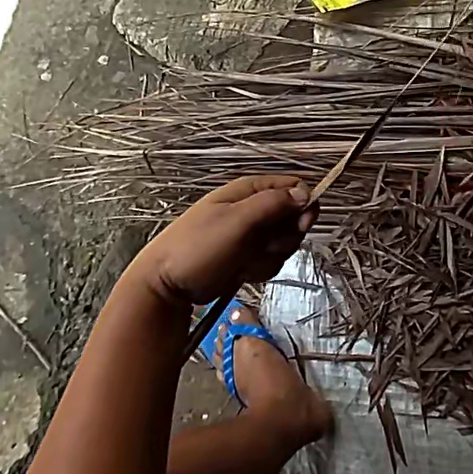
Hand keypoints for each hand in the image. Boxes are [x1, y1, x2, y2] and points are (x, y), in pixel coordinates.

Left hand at [130, 176, 315, 305]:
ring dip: (271, 256)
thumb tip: (305, 193)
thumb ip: (272, 204)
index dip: (303, 205)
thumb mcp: (237, 221)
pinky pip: (271, 260)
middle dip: (284, 236)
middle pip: (293, 218)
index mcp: (248, 191)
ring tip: (245, 260)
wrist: (167, 285)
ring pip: (284, 242)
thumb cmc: (198, 248)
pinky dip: (261, 268)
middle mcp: (252, 210)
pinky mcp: (248, 256)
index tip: (300, 224)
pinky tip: (243, 271)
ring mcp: (250, 235)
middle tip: (264, 245)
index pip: (293, 188)